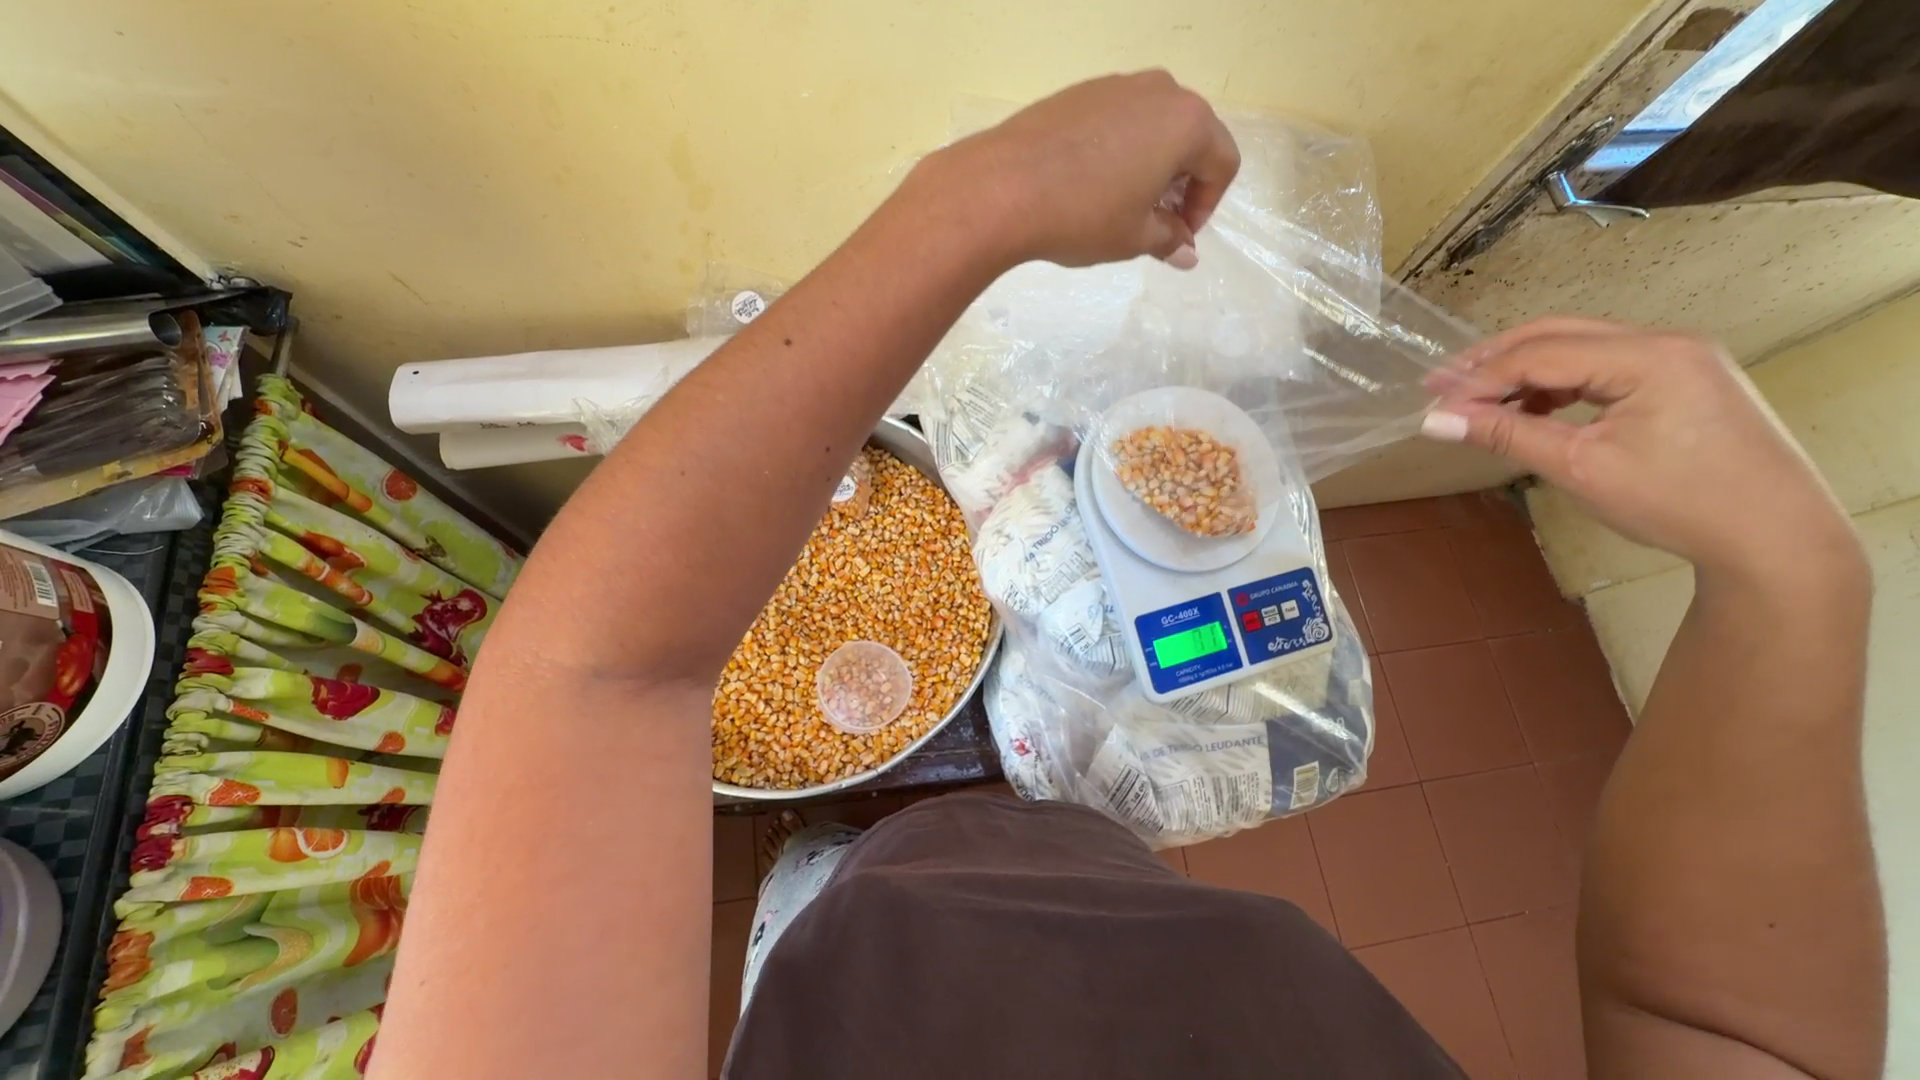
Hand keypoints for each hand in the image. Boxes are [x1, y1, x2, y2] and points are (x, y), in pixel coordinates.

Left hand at [917, 70, 1239, 269]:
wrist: (1002, 188)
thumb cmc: (1082, 216)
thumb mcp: (1133, 237)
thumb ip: (1168, 240)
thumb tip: (1186, 253)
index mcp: (1187, 122)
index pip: (1221, 164)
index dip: (1205, 208)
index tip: (1177, 239)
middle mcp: (1159, 91)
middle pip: (1190, 139)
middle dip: (1180, 185)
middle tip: (1154, 225)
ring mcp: (1115, 86)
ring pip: (1151, 128)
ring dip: (1150, 168)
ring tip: (1121, 208)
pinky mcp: (1078, 93)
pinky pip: (1115, 122)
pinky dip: (1117, 153)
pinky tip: (1089, 187)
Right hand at [1422, 318, 1862, 583]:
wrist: (1773, 536)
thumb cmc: (1676, 502)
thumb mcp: (1579, 468)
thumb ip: (1505, 435)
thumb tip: (1436, 421)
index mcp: (1648, 356)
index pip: (1540, 354)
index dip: (1479, 379)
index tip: (1433, 404)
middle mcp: (1665, 342)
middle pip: (1558, 334)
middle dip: (1495, 361)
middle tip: (1442, 388)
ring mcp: (1679, 357)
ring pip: (1579, 348)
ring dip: (1525, 371)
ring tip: (1481, 403)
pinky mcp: (1682, 378)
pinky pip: (1604, 367)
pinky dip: (1560, 383)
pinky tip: (1535, 409)